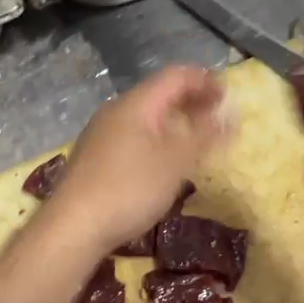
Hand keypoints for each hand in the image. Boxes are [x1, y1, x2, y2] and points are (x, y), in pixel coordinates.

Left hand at [48, 67, 229, 252]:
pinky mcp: (94, 157)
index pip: (175, 76)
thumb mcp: (175, 162)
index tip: (229, 98)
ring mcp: (101, 134)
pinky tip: (164, 162)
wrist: (74, 226)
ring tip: (196, 142)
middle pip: (159, 94)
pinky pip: (133, 136)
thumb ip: (204, 135)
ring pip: (145, 117)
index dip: (205, 82)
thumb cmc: (130, 189)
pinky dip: (156, 139)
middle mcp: (115, 111)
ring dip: (174, 123)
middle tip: (217, 120)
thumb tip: (229, 114)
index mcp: (136, 104)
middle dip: (191, 103)